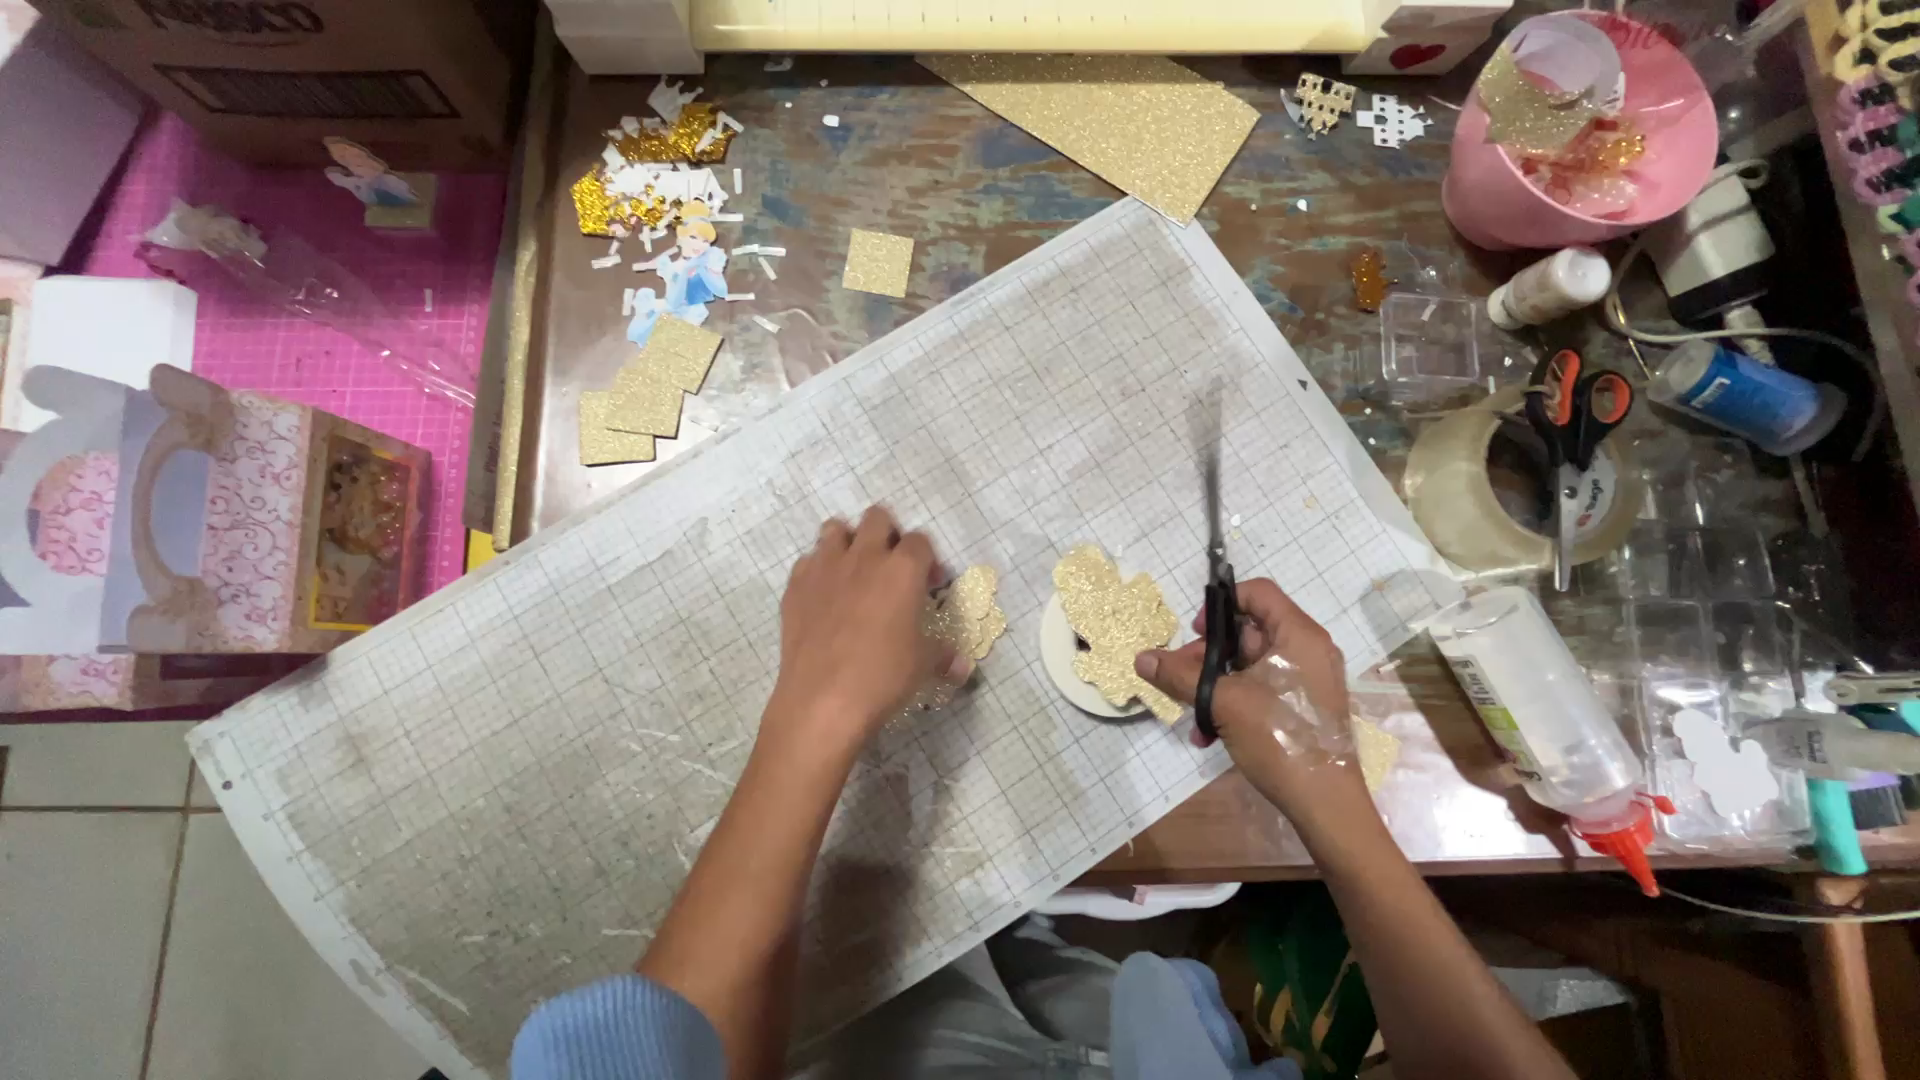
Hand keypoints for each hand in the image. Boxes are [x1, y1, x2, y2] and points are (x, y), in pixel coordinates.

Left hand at [764, 506, 966, 759]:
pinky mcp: (796, 585)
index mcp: (902, 569)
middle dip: (887, 535)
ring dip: (848, 542)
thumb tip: (962, 665)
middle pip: (877, 518)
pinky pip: (808, 560)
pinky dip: (818, 569)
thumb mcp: (922, 665)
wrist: (822, 699)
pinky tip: (824, 596)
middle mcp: (864, 557)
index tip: (929, 584)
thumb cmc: (882, 676)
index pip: (920, 541)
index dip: (927, 559)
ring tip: (854, 571)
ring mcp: (825, 567)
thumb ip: (943, 655)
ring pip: (835, 528)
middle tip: (891, 567)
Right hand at [1133, 579, 1365, 818]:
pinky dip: (1231, 701)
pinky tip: (1208, 731)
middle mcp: (1306, 650)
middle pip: (1247, 631)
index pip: (1257, 593)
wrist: (1325, 803)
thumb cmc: (1280, 738)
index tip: (1194, 633)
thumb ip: (1180, 675)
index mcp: (1298, 635)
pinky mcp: (1300, 707)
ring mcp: (1305, 680)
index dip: (1220, 604)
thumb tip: (1141, 659)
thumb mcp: (1223, 702)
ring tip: (1191, 711)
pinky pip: (1258, 689)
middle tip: (1179, 677)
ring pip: (1247, 665)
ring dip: (1212, 683)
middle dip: (1206, 653)